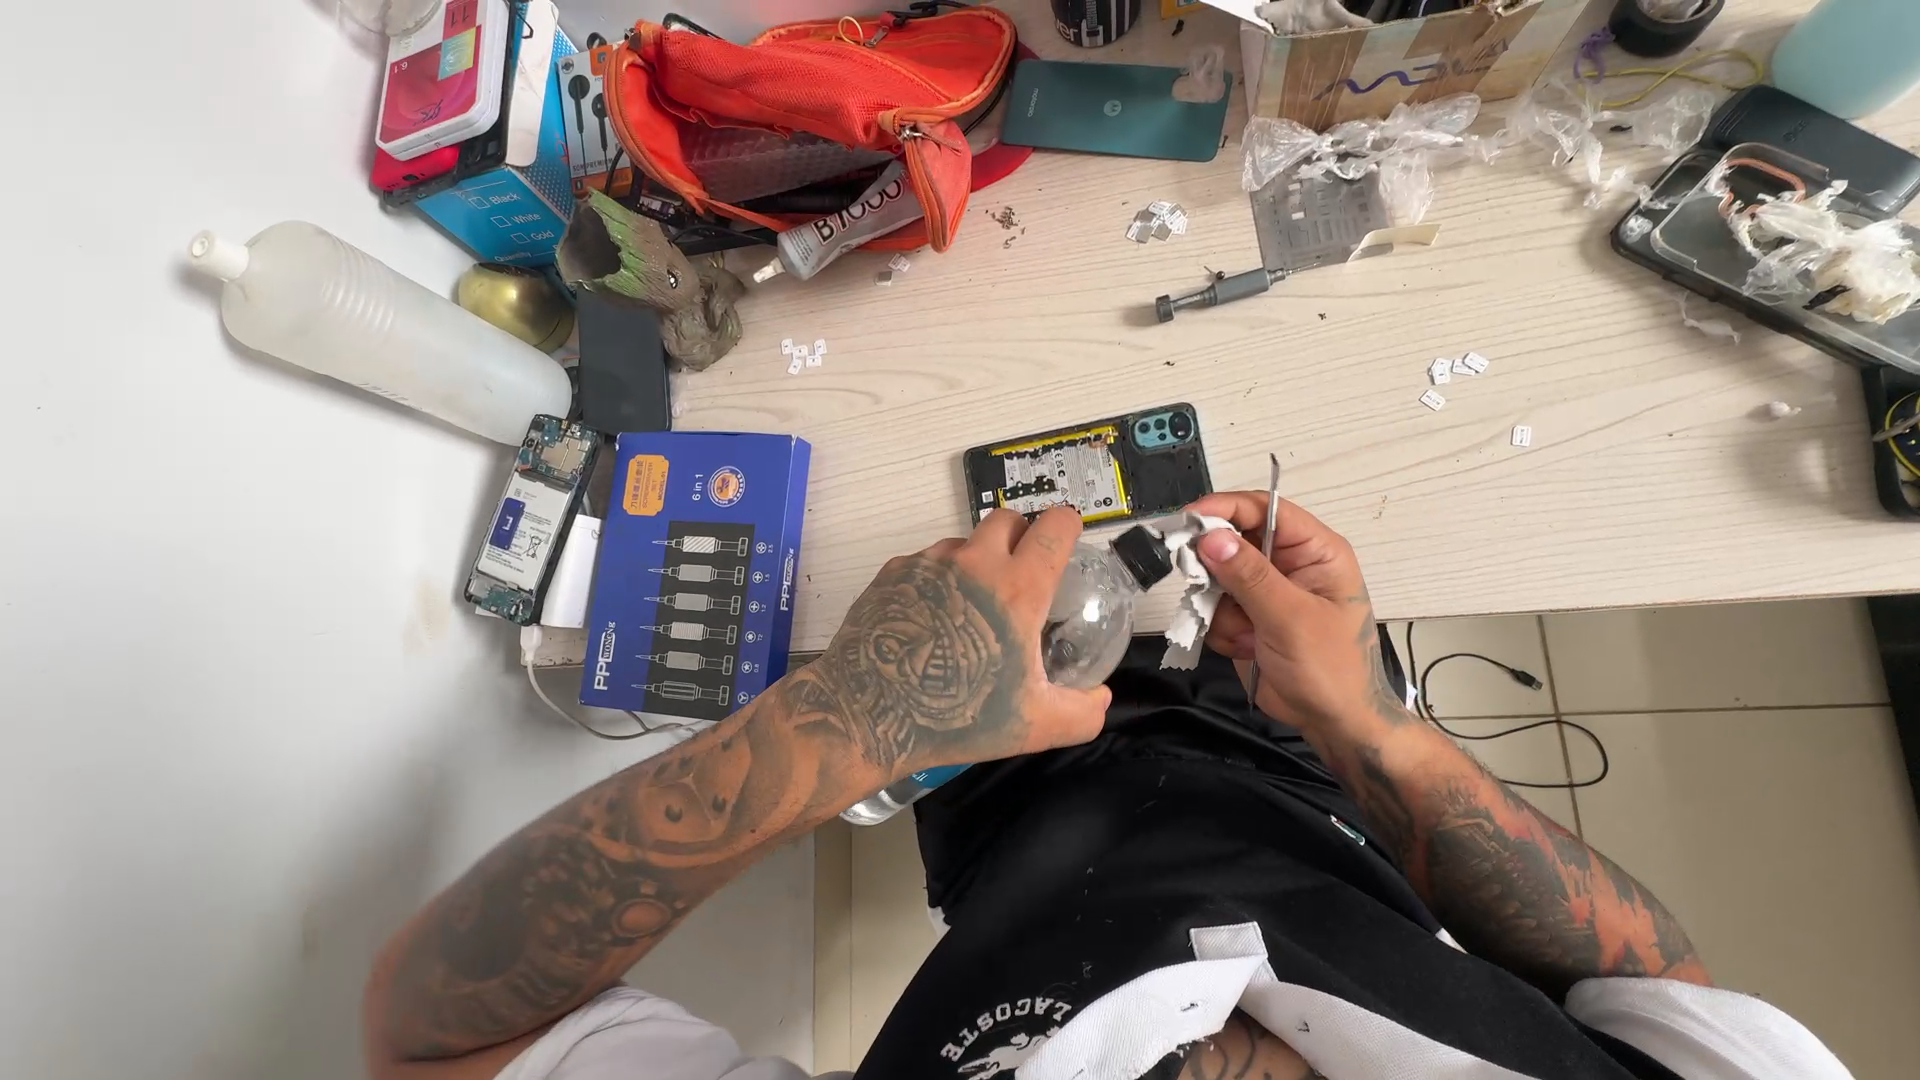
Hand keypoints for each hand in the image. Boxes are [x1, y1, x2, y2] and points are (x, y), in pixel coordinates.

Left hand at [811, 506, 1112, 782]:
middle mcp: (973, 562)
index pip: (1054, 526)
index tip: (1067, 542)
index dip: (1067, 526)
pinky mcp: (893, 572)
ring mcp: (928, 563)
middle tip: (1022, 574)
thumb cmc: (956, 716)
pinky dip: (939, 579)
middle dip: (1022, 535)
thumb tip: (1100, 698)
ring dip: (977, 560)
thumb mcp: (1034, 726)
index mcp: (1016, 588)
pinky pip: (927, 561)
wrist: (866, 712)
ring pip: (964, 541)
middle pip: (1008, 519)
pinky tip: (931, 618)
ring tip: (972, 606)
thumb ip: (1082, 712)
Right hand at [1186, 492, 1406, 732]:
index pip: (1263, 509)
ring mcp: (1264, 590)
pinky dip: (1220, 627)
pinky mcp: (1245, 615)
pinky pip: (1213, 606)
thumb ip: (1249, 576)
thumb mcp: (1290, 618)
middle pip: (1231, 539)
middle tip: (1203, 587)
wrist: (1332, 722)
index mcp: (1313, 550)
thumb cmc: (1329, 668)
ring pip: (1215, 575)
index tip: (1187, 522)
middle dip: (1214, 567)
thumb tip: (1210, 537)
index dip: (1223, 509)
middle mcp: (1287, 562)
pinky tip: (1244, 647)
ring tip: (1243, 633)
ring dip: (1218, 605)